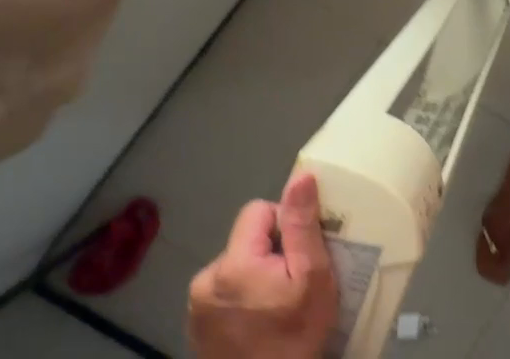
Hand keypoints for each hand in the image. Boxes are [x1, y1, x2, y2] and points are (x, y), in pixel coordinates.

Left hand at [188, 172, 336, 358]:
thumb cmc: (297, 332)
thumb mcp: (313, 275)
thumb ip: (302, 225)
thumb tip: (301, 177)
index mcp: (233, 263)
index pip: (258, 210)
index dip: (285, 224)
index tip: (299, 253)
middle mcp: (205, 279)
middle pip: (246, 239)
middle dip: (271, 251)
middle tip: (292, 282)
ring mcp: (196, 306)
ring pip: (235, 264)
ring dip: (256, 274)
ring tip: (276, 303)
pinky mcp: (195, 326)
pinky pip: (224, 290)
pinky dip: (242, 296)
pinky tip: (258, 319)